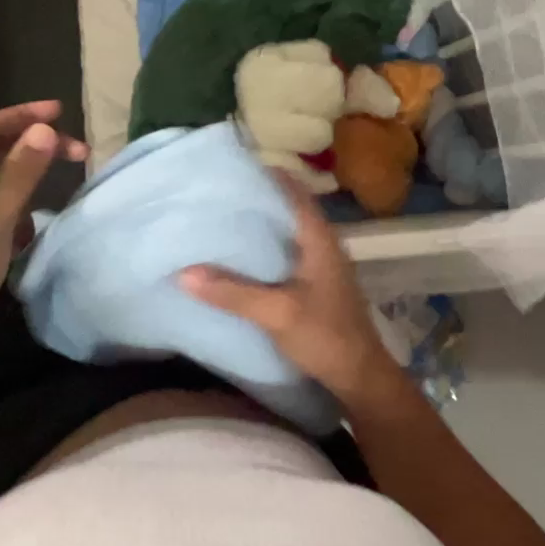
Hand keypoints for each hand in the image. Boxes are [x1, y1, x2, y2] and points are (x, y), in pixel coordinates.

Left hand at [0, 101, 87, 353]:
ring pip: (0, 179)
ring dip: (29, 183)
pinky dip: (19, 210)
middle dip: (33, 151)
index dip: (19, 117)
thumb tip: (45, 130)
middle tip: (77, 150)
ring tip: (53, 195)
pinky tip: (27, 232)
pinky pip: (0, 203)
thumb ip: (21, 171)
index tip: (57, 113)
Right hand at [181, 171, 399, 402]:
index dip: (266, 175)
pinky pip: (285, 253)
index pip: (293, 190)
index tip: (231, 169)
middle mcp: (323, 243)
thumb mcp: (276, 313)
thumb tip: (184, 272)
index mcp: (319, 238)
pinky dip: (263, 249)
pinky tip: (239, 259)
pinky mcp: (315, 284)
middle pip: (287, 208)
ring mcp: (321, 264)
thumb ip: (232, 293)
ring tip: (220, 221)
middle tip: (215, 195)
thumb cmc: (325, 336)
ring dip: (259, 225)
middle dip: (255, 200)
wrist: (360, 376)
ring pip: (286, 232)